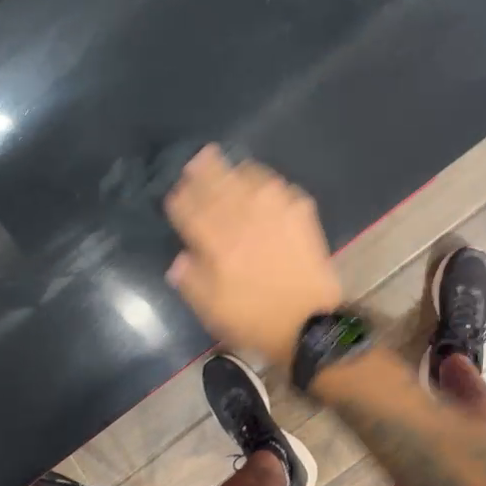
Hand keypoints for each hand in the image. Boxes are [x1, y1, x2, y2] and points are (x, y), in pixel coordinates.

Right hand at [164, 146, 342, 368]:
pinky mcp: (299, 214)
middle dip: (204, 171)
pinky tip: (260, 183)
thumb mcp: (212, 310)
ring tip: (225, 164)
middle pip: (218, 185)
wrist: (309, 324)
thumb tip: (179, 259)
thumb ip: (191, 281)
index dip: (180, 199)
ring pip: (247, 177)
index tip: (176, 194)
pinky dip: (264, 179)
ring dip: (233, 170)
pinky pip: (278, 185)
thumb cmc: (255, 320)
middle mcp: (243, 220)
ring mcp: (274, 213)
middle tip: (197, 160)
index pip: (190, 209)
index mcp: (217, 244)